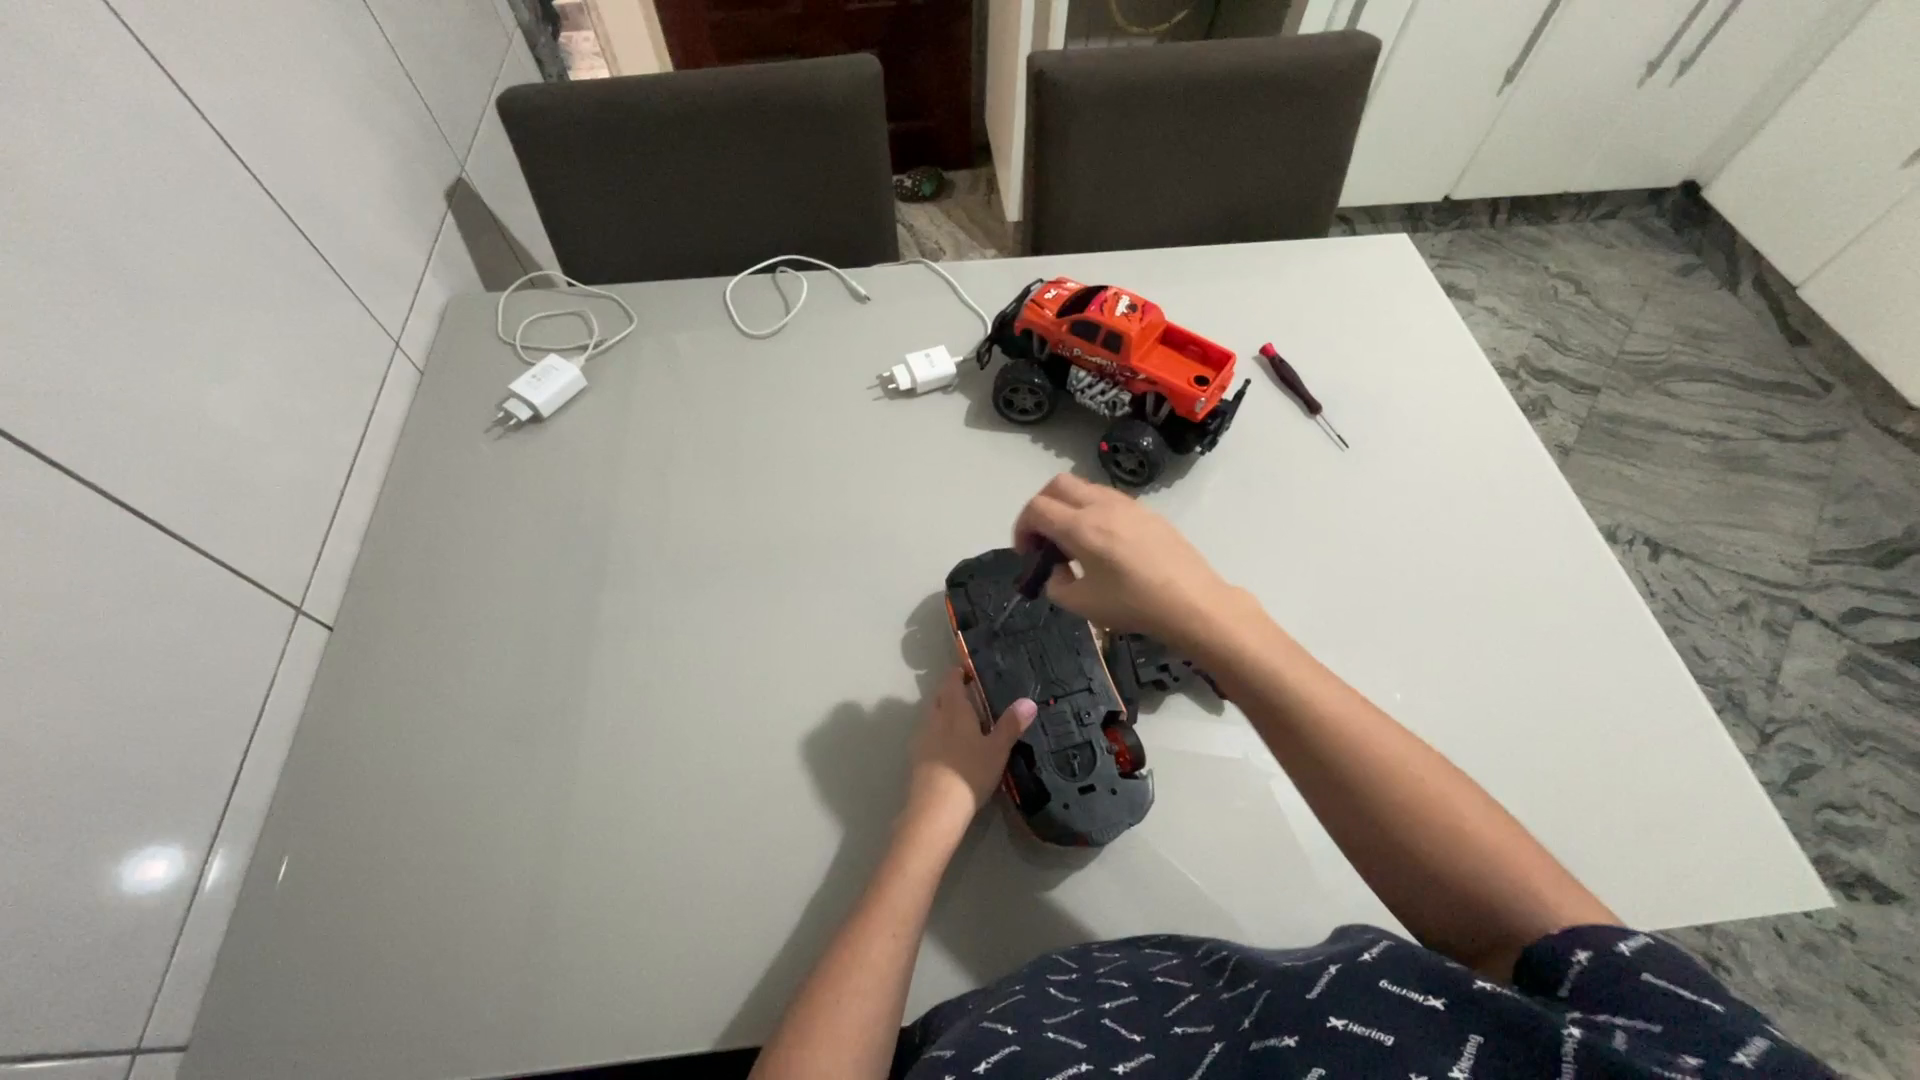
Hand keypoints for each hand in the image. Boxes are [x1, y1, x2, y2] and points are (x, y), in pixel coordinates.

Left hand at [906, 668, 1035, 829]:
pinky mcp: (916, 758)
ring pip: (932, 716)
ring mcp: (922, 738)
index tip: (968, 671)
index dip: (958, 673)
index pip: (951, 681)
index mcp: (954, 710)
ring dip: (944, 714)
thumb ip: (1011, 724)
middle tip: (969, 696)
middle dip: (951, 692)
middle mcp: (934, 718)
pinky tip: (950, 748)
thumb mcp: (997, 749)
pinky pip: (928, 736)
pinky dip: (938, 734)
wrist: (935, 809)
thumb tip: (1028, 700)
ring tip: (963, 722)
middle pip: (939, 697)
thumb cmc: (970, 772)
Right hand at [1013, 473, 1247, 648]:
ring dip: (1068, 507)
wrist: (1191, 602)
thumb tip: (1058, 569)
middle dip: (1041, 508)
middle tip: (1043, 539)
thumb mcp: (1082, 605)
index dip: (1022, 528)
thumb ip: (1056, 584)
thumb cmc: (1133, 605)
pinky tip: (1103, 544)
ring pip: (1084, 488)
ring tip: (1073, 543)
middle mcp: (1101, 506)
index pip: (1036, 509)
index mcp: (1081, 527)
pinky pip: (1108, 499)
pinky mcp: (1147, 512)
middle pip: (1057, 485)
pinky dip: (1092, 512)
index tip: (1027, 554)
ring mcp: (1127, 505)